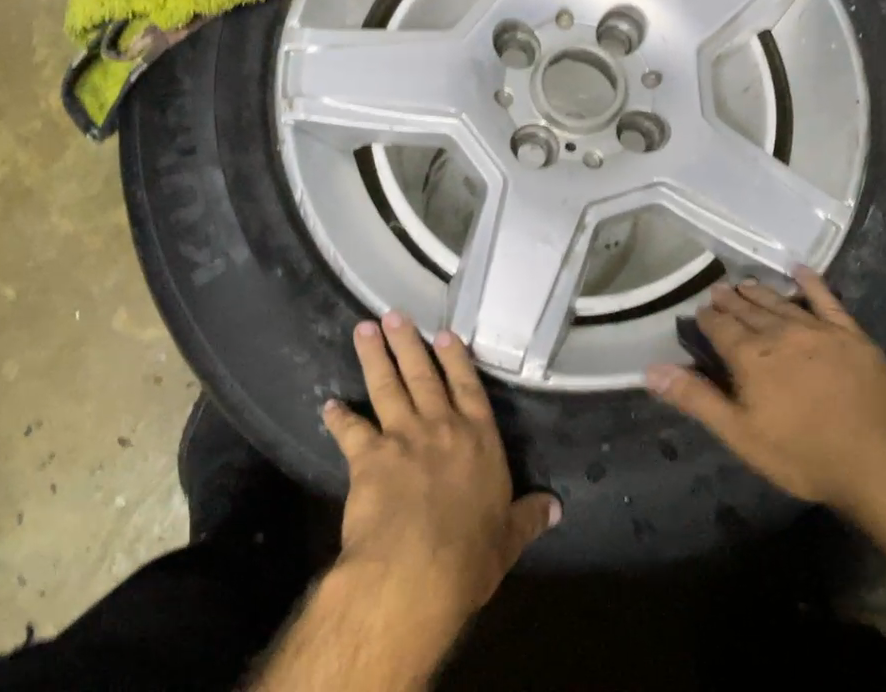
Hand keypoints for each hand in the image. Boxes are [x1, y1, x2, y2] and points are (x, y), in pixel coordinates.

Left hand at [322, 313, 560, 621]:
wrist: (417, 570)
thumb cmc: (471, 555)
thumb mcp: (510, 538)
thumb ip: (530, 516)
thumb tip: (556, 508)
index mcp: (480, 440)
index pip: (469, 388)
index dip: (456, 359)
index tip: (443, 333)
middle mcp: (442, 428)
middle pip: (424, 375)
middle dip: (409, 343)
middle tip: (394, 315)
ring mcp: (403, 437)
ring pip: (388, 387)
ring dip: (375, 357)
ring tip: (364, 330)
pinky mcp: (369, 457)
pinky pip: (351, 431)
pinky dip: (338, 418)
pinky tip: (328, 406)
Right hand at [645, 269, 885, 513]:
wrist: (883, 460)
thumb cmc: (805, 455)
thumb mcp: (741, 435)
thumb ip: (697, 399)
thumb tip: (650, 370)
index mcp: (751, 357)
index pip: (721, 328)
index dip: (707, 318)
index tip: (699, 310)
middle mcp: (782, 334)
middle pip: (750, 310)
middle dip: (731, 301)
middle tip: (718, 290)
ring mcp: (820, 331)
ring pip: (782, 303)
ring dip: (761, 292)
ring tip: (746, 282)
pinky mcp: (852, 336)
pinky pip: (828, 300)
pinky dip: (812, 283)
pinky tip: (801, 271)